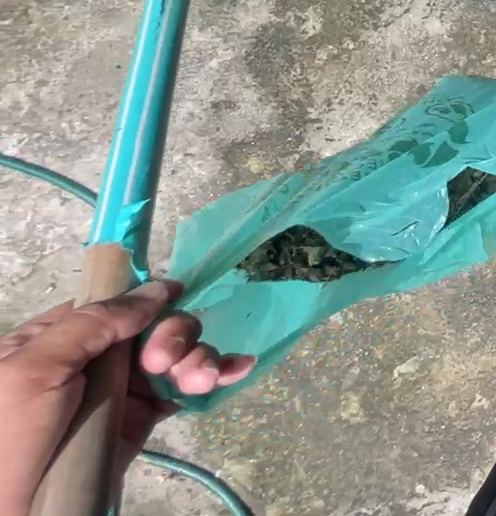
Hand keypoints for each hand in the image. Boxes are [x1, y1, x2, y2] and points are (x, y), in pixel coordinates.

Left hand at [0, 280, 253, 513]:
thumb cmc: (2, 442)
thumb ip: (91, 325)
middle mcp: (90, 362)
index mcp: (53, 345)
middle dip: (177, 337)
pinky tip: (237, 370)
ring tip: (203, 381)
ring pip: (180, 353)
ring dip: (202, 358)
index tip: (163, 312)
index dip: (147, 304)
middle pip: (156, 327)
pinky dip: (221, 372)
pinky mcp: (144, 416)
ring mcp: (119, 389)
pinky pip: (189, 384)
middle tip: (166, 364)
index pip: (114, 306)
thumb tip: (160, 288)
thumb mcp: (29, 374)